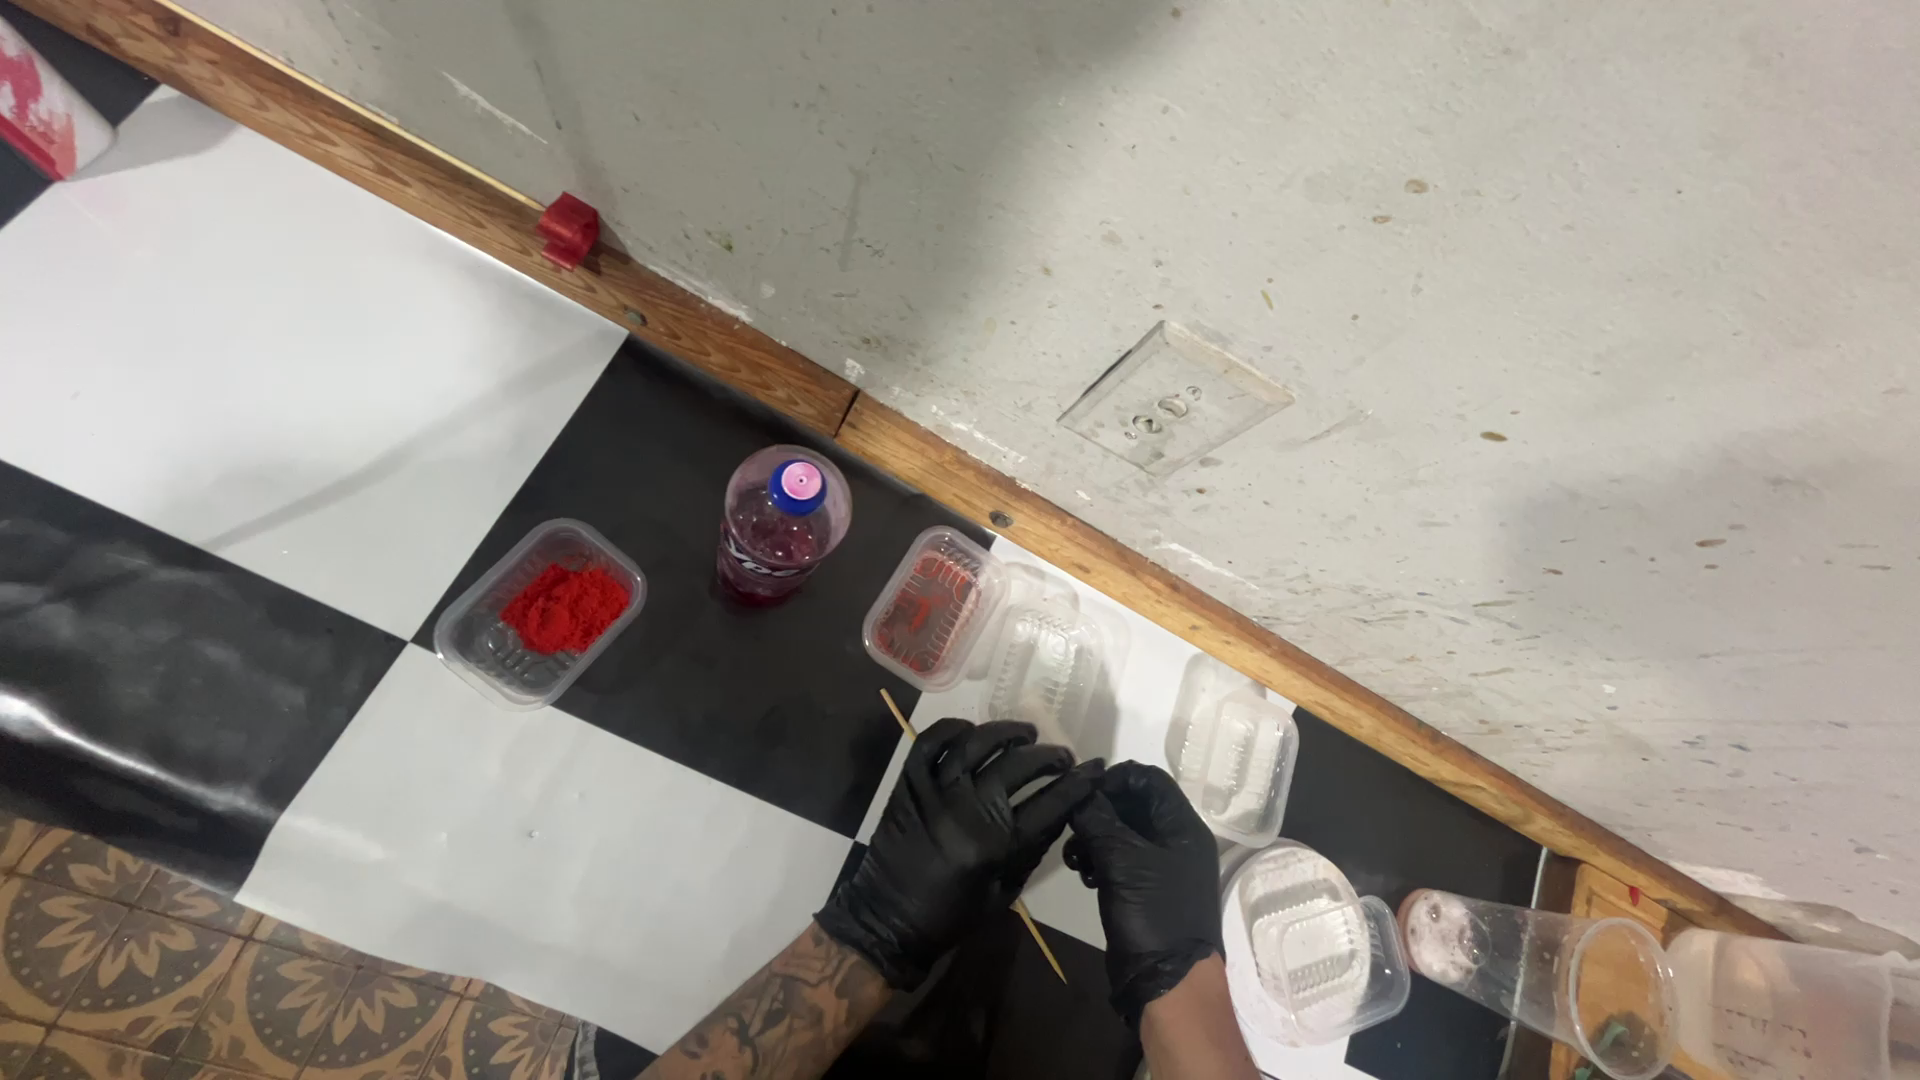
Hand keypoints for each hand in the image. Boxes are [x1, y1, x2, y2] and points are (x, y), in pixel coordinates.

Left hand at [817, 718, 1102, 989]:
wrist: (887, 920)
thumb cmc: (952, 915)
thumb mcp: (1005, 891)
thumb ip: (1034, 848)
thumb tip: (1059, 809)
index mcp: (995, 845)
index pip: (1050, 803)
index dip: (1078, 783)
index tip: (1095, 768)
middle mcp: (966, 810)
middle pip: (1017, 766)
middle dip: (1048, 756)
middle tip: (1061, 755)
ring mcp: (934, 791)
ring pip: (976, 743)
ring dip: (1006, 732)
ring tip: (1025, 735)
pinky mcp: (908, 783)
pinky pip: (930, 742)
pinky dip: (953, 729)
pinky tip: (972, 731)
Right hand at [1064, 762, 1222, 1024]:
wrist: (1167, 984)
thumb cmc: (1153, 913)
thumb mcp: (1121, 860)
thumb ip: (1097, 819)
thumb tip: (1078, 792)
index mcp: (1182, 827)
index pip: (1149, 779)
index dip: (1116, 777)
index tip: (1083, 788)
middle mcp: (1176, 841)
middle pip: (1134, 804)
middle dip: (1100, 809)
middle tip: (1071, 820)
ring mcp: (1162, 867)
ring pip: (1123, 832)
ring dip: (1095, 835)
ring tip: (1074, 854)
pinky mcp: (1146, 889)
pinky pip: (1120, 858)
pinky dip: (1100, 858)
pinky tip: (1083, 873)